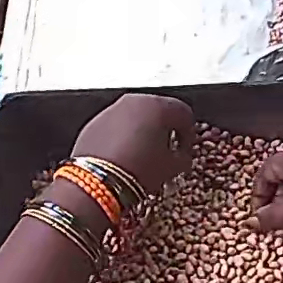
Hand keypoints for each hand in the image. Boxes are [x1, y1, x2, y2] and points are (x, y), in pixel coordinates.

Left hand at [71, 93, 194, 194]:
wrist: (98, 181)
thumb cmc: (139, 171)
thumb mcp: (171, 168)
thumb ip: (182, 158)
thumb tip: (181, 157)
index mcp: (158, 107)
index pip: (183, 113)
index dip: (188, 134)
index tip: (185, 151)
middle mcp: (134, 101)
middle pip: (157, 112)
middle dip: (163, 132)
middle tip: (165, 153)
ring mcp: (111, 110)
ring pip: (134, 118)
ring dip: (142, 134)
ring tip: (143, 158)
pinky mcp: (94, 124)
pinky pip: (114, 128)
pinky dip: (121, 139)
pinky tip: (123, 159)